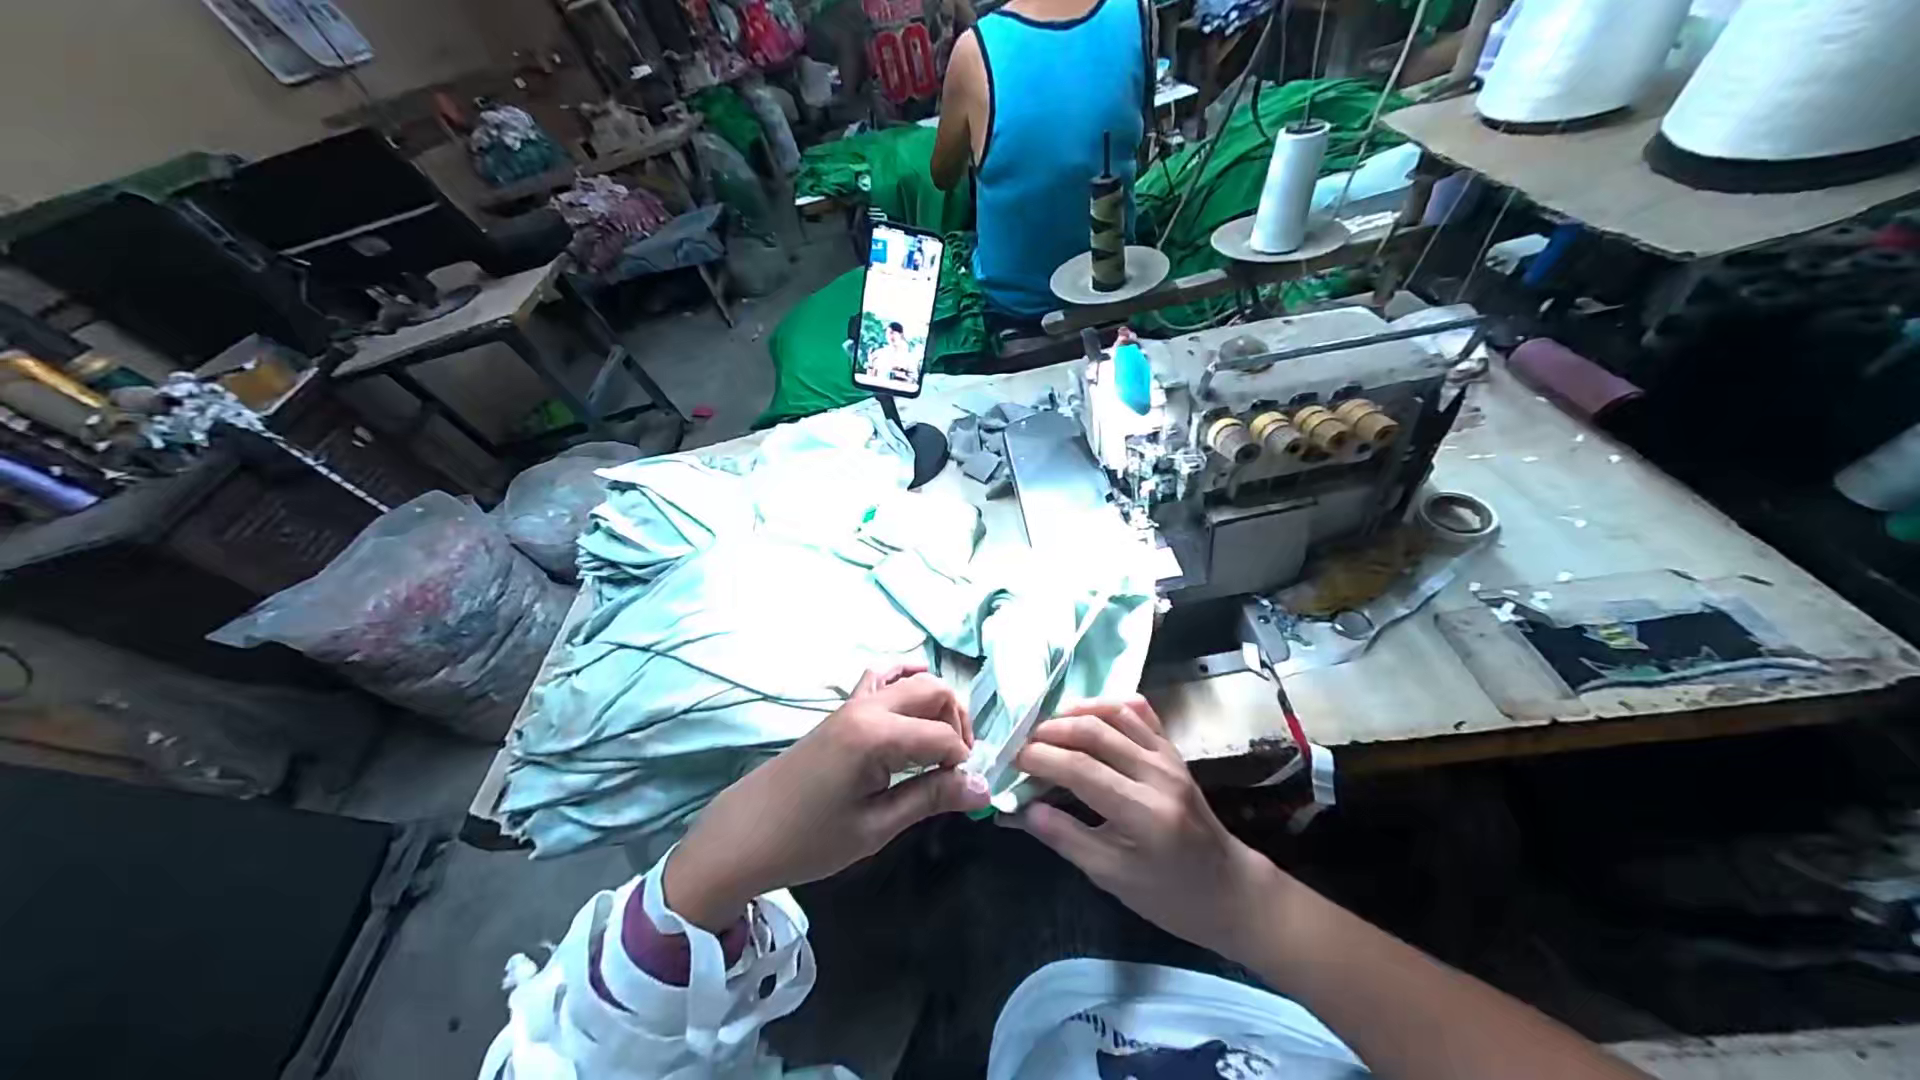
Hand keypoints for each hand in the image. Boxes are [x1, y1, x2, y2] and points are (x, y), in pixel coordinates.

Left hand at [665, 665, 990, 929]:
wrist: (744, 835)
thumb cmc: (808, 840)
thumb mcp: (875, 827)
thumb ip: (930, 798)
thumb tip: (982, 786)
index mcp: (875, 735)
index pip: (943, 735)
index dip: (962, 762)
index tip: (963, 791)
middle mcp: (866, 707)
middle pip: (934, 692)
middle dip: (957, 725)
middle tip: (956, 768)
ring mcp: (852, 703)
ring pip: (912, 680)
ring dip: (936, 705)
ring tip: (938, 746)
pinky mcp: (842, 710)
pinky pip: (879, 678)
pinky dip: (904, 680)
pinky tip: (914, 701)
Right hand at [1006, 696, 1280, 960]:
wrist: (1229, 889)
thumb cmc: (1169, 895)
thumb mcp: (1111, 877)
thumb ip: (1065, 837)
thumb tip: (1019, 810)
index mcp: (1143, 812)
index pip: (1080, 769)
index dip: (1039, 758)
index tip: (1010, 760)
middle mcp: (1157, 773)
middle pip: (1094, 732)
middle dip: (1049, 731)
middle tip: (1020, 741)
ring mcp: (1169, 757)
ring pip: (1115, 712)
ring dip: (1074, 712)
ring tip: (1044, 725)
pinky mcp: (1173, 750)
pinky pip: (1139, 712)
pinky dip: (1108, 705)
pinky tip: (1086, 715)